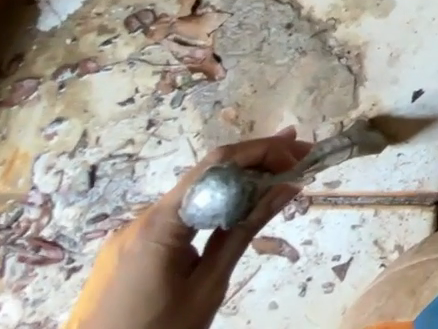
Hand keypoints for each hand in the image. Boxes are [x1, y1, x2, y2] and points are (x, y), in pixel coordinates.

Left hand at [67, 129, 311, 328]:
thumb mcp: (209, 285)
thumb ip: (245, 231)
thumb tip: (287, 186)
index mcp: (159, 226)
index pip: (217, 166)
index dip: (263, 152)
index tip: (300, 156)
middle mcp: (143, 219)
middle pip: (207, 172)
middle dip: (258, 158)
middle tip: (302, 154)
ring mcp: (135, 233)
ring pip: (197, 189)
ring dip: (241, 178)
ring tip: (283, 171)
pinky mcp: (135, 247)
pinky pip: (185, 210)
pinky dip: (220, 199)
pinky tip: (244, 201)